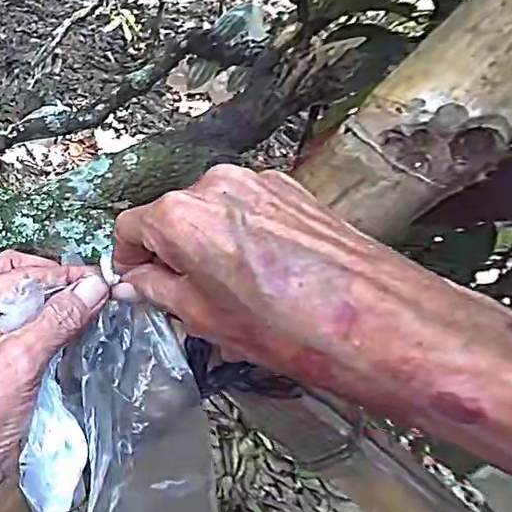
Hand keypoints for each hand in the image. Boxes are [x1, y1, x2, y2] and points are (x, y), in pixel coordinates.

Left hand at [0, 251, 109, 511]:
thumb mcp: (21, 360)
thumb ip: (58, 319)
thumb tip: (92, 288)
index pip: (21, 272)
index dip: (62, 275)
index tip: (98, 282)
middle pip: (24, 282)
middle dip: (60, 284)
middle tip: (95, 293)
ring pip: (32, 306)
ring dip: (61, 305)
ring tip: (93, 309)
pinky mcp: (4, 360)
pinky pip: (35, 330)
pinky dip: (58, 326)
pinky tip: (78, 331)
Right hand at [112, 165, 511, 509]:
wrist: (384, 323)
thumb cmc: (293, 328)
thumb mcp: (204, 318)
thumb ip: (157, 290)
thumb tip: (136, 282)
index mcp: (182, 216)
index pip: (130, 226)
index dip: (127, 258)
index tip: (135, 281)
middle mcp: (215, 186)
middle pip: (167, 215)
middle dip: (166, 251)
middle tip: (181, 294)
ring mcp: (257, 183)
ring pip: (205, 211)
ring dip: (202, 243)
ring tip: (227, 288)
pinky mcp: (290, 190)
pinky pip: (242, 209)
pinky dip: (236, 234)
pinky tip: (258, 273)